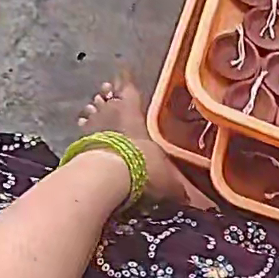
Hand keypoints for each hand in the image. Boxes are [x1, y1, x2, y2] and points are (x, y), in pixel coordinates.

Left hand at [76, 76, 215, 209]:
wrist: (106, 176)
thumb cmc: (142, 166)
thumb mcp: (168, 180)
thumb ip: (180, 190)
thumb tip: (201, 206)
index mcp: (133, 114)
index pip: (129, 90)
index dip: (125, 82)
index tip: (122, 71)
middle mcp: (111, 114)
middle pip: (107, 99)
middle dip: (108, 97)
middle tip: (105, 93)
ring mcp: (91, 128)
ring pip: (91, 113)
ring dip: (92, 111)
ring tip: (91, 107)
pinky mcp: (77, 143)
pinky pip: (81, 131)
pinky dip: (83, 130)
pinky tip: (81, 130)